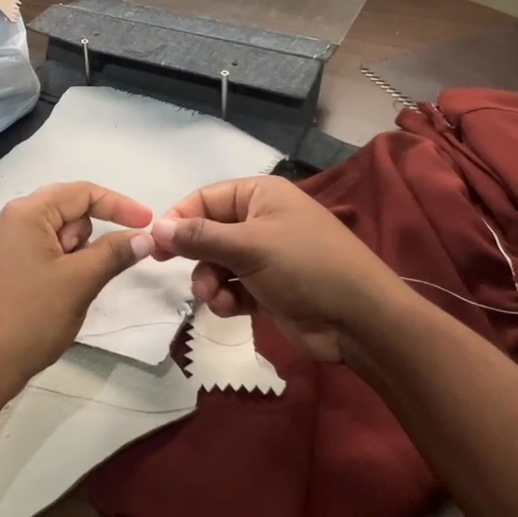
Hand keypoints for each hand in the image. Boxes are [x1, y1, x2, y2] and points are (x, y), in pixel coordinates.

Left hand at [0, 181, 153, 392]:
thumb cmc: (31, 318)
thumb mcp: (79, 282)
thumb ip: (114, 253)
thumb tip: (145, 236)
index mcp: (27, 212)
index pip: (82, 192)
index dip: (119, 204)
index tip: (149, 223)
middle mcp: (13, 219)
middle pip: (70, 211)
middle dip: (91, 238)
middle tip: (90, 272)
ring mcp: (7, 243)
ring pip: (60, 235)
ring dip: (77, 256)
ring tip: (70, 290)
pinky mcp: (7, 266)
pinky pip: (46, 252)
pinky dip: (64, 266)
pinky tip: (61, 294)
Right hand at [150, 175, 406, 361]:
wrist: (362, 321)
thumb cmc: (306, 267)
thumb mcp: (250, 247)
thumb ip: (201, 237)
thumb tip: (156, 228)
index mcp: (259, 194)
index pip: (205, 198)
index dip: (179, 219)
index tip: (155, 245)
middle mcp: (261, 219)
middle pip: (209, 231)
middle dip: (195, 255)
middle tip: (174, 271)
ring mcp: (266, 254)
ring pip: (218, 262)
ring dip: (210, 280)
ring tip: (215, 297)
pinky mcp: (270, 287)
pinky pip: (233, 285)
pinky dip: (227, 296)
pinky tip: (230, 308)